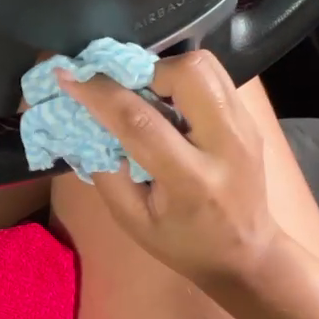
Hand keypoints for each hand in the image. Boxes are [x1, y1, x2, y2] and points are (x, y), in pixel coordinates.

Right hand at [60, 49, 286, 289]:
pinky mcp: (250, 118)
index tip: (69, 75)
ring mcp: (244, 127)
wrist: (245, 253)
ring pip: (205, 65)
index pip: (140, 122)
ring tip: (146, 93)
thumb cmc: (182, 242)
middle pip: (188, 74)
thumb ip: (106, 170)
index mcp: (191, 180)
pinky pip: (214, 77)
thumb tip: (83, 120)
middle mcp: (225, 145)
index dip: (99, 93)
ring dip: (165, 70)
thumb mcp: (132, 220)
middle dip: (145, 70)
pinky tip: (168, 102)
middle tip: (124, 88)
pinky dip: (182, 79)